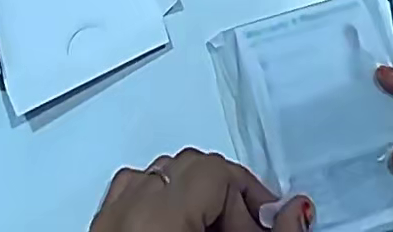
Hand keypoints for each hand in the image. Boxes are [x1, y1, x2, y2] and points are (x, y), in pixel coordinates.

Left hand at [90, 148, 311, 231]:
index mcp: (157, 212)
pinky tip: (183, 228)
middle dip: (227, 198)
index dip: (251, 195)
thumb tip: (296, 212)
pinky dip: (161, 202)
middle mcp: (125, 206)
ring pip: (158, 175)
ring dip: (196, 198)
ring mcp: (106, 217)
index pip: (213, 170)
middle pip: (187, 166)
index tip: (274, 225)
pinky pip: (132, 193)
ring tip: (222, 231)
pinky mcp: (97, 227)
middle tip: (254, 231)